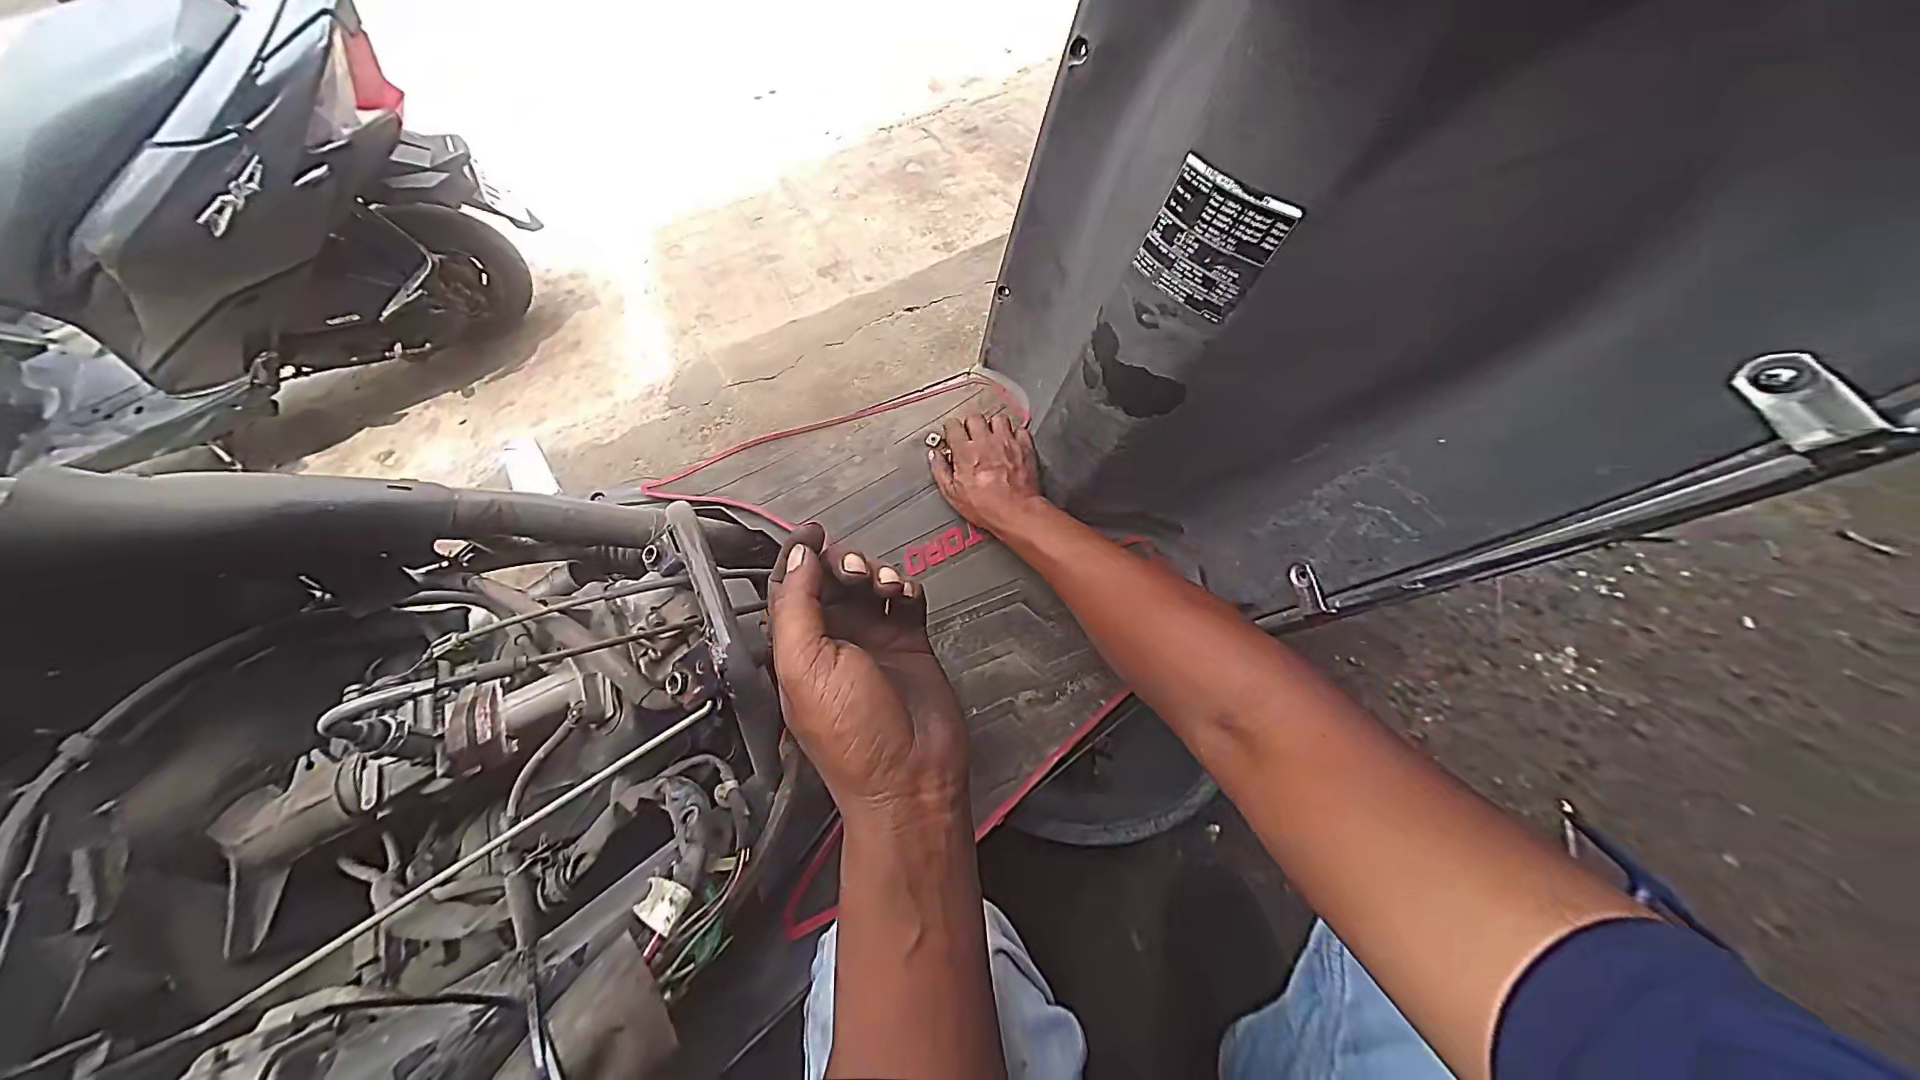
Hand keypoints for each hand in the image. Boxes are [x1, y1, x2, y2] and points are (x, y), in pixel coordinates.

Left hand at [768, 523, 968, 825]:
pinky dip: (906, 588)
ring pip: (869, 584)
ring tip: (884, 584)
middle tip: (853, 567)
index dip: (798, 556)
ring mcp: (873, 642)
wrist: (912, 775)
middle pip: (832, 579)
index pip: (791, 589)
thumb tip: (799, 559)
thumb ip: (798, 607)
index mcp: (798, 649)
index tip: (812, 532)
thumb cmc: (854, 739)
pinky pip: (905, 600)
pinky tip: (905, 596)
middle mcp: (834, 642)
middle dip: (842, 562)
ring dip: (876, 572)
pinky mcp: (909, 643)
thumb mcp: (806, 668)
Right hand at [929, 413, 1043, 531]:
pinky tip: (1011, 444)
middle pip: (975, 418)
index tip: (953, 435)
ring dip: (994, 427)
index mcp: (966, 452)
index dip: (951, 429)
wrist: (1017, 512)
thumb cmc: (987, 507)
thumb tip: (935, 457)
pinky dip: (1015, 435)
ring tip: (993, 438)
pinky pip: (1019, 430)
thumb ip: (941, 471)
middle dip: (971, 425)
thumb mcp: (953, 495)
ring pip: (998, 419)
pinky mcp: (1025, 447)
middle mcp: (986, 442)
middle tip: (972, 437)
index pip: (953, 426)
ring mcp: (1007, 442)